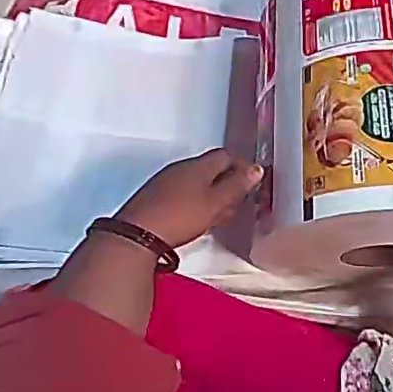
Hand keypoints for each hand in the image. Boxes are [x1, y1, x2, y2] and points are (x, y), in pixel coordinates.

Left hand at [116, 149, 263, 248]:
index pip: (225, 156)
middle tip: (239, 200)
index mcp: (198, 165)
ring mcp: (166, 182)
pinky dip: (197, 202)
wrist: (137, 235)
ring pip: (197, 182)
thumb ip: (237, 186)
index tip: (252, 182)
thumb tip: (256, 169)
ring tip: (222, 214)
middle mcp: (181, 168)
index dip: (242, 166)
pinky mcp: (156, 197)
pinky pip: (183, 193)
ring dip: (213, 194)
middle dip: (228, 182)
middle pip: (211, 168)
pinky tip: (198, 219)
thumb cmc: (180, 217)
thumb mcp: (216, 203)